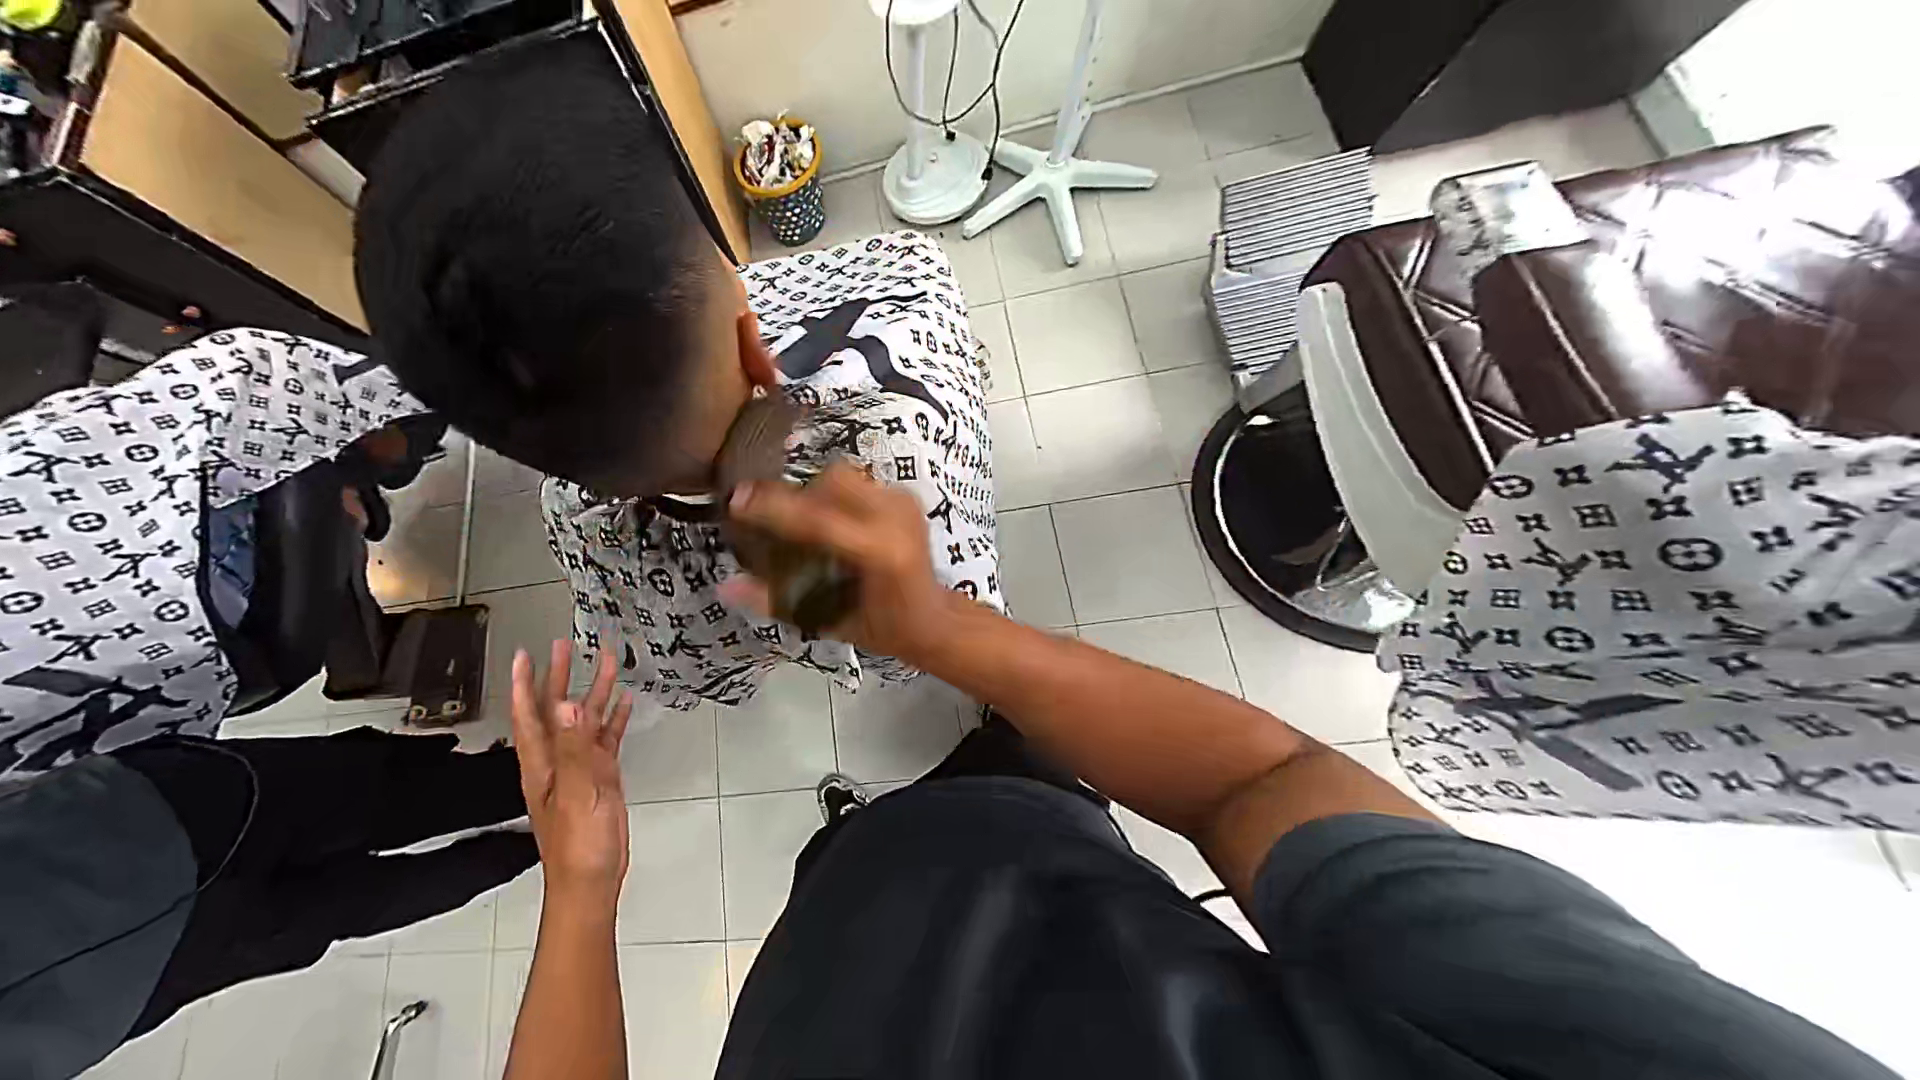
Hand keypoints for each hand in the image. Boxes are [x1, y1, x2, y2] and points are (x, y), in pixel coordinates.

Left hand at [511, 641, 632, 907]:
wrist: (592, 877)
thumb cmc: (579, 840)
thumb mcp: (577, 790)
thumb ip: (574, 747)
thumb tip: (565, 705)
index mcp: (543, 762)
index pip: (529, 713)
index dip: (525, 682)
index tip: (524, 653)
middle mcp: (558, 759)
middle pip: (557, 710)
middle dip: (560, 676)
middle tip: (565, 645)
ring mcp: (580, 767)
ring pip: (585, 720)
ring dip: (593, 691)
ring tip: (606, 661)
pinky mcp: (601, 777)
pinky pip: (605, 739)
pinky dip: (613, 719)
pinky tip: (624, 702)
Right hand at [722, 462, 959, 662]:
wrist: (935, 619)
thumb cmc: (885, 627)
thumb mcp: (829, 622)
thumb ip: (778, 602)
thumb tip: (727, 588)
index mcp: (881, 552)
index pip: (817, 519)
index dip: (773, 507)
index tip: (738, 499)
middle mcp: (896, 518)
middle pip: (832, 480)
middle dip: (799, 495)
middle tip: (783, 522)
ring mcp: (906, 504)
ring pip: (846, 475)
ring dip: (820, 493)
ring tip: (811, 523)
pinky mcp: (909, 498)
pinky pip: (862, 481)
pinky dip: (841, 496)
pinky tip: (837, 523)